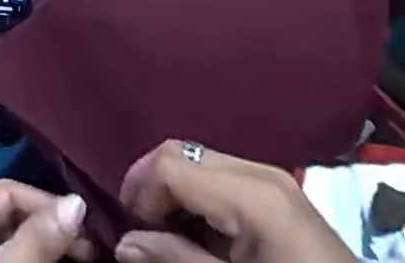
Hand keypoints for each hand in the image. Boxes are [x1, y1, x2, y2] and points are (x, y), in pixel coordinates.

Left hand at [0, 180, 93, 262]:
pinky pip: (5, 257)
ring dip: (47, 248)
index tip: (88, 227)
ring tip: (83, 257)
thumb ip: (42, 237)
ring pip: (13, 238)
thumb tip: (78, 203)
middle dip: (51, 231)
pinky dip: (32, 260)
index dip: (50, 207)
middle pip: (13, 216)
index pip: (11, 193)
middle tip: (91, 249)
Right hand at [114, 141, 353, 262]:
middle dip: (152, 186)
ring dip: (173, 192)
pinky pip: (223, 178)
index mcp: (252, 192)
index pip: (172, 163)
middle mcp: (260, 170)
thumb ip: (177, 262)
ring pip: (201, 162)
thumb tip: (124, 241)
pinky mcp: (279, 194)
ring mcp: (273, 179)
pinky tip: (194, 233)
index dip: (139, 192)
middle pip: (184, 152)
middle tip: (137, 233)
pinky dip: (198, 198)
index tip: (127, 234)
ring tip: (161, 237)